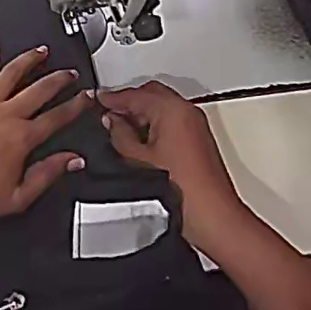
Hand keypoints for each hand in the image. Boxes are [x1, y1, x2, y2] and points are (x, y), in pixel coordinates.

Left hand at [0, 42, 91, 223]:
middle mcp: (7, 116)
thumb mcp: (20, 196)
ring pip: (13, 73)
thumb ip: (49, 174)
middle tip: (70, 73)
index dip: (77, 105)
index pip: (59, 116)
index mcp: (23, 138)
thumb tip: (73, 162)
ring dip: (30, 59)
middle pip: (41, 88)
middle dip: (60, 78)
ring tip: (41, 52)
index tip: (86, 97)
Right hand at [98, 82, 248, 244]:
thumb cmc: (183, 189)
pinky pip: (172, 120)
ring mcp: (195, 124)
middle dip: (129, 102)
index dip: (113, 97)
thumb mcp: (137, 159)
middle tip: (107, 114)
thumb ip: (120, 134)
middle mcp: (187, 112)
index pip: (137, 94)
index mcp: (172, 110)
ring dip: (142, 114)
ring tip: (120, 131)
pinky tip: (140, 142)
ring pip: (162, 107)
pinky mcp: (198, 138)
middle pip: (151, 95)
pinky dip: (155, 124)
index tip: (99, 99)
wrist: (211, 215)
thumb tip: (112, 121)